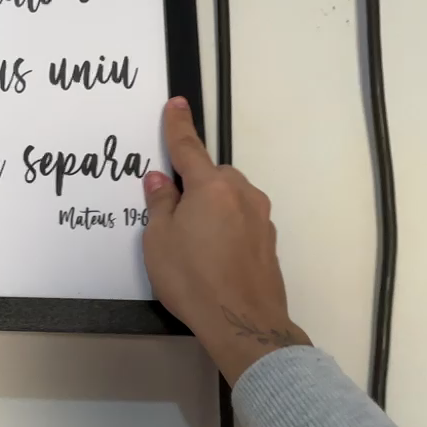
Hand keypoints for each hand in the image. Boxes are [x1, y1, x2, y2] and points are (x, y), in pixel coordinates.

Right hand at [141, 97, 309, 382]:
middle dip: (193, 183)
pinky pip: (240, 220)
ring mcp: (259, 218)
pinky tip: (211, 254)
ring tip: (190, 241)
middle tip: (171, 211)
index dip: (178, 126)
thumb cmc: (193, 278)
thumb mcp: (159, 239)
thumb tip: (160, 181)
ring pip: (229, 198)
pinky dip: (225, 226)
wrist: (242, 322)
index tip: (176, 104)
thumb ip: (160, 204)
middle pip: (212, 175)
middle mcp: (241, 195)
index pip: (188, 148)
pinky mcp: (267, 241)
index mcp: (211, 187)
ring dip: (210, 207)